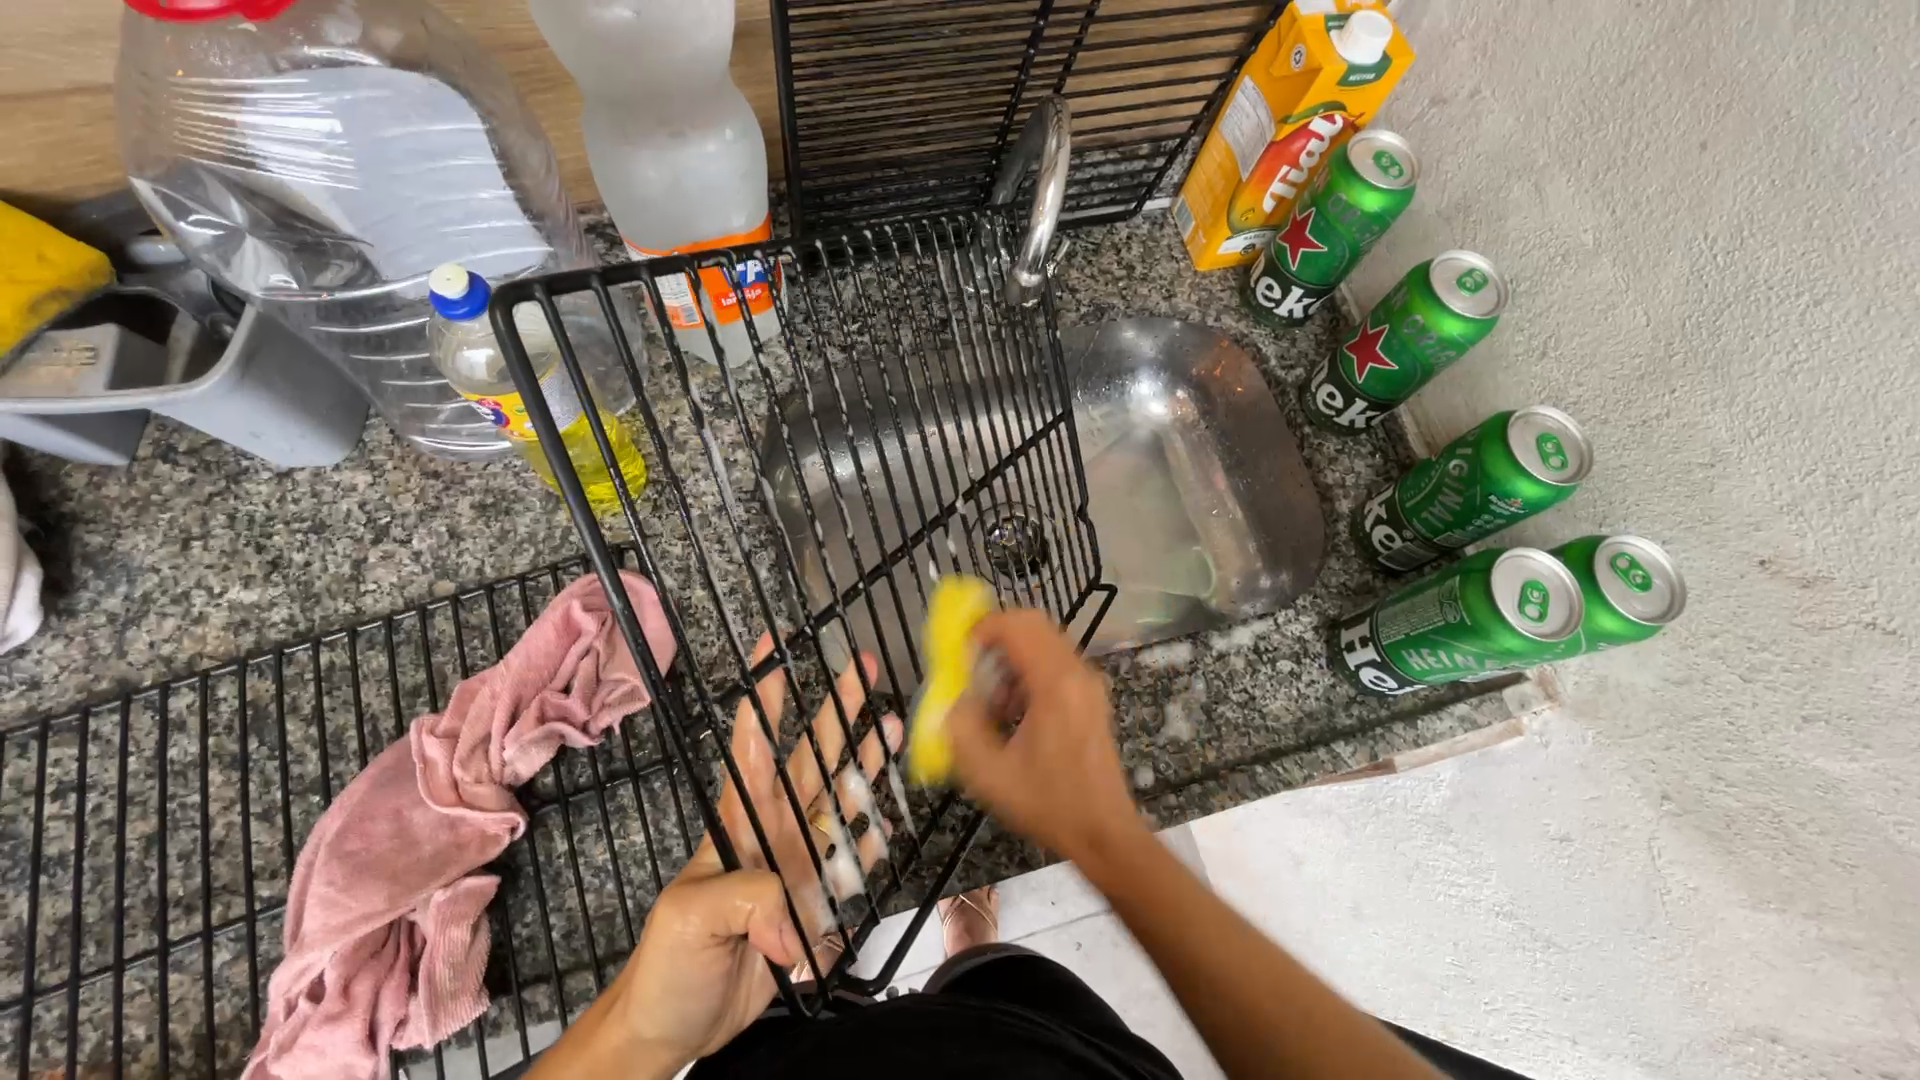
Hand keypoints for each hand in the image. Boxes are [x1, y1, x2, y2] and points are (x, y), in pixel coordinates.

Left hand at [531, 637, 902, 1076]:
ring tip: (891, 725)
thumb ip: (749, 899)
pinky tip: (889, 815)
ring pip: (838, 798)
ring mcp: (796, 862)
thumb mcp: (693, 917)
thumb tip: (798, 921)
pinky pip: (852, 858)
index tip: (775, 650)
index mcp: (739, 820)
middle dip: (836, 710)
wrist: (678, 1023)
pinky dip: (873, 835)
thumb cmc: (667, 963)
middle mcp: (773, 830)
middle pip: (811, 757)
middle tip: (863, 670)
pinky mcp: (813, 899)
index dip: (765, 696)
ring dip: (864, 760)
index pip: (753, 743)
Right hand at [946, 610, 1141, 862]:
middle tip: (971, 673)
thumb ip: (961, 729)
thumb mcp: (989, 775)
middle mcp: (1076, 673)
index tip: (958, 658)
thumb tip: (953, 700)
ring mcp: (1088, 683)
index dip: (980, 631)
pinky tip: (1013, 715)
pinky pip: (1054, 664)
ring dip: (1009, 661)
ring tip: (992, 704)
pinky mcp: (1091, 697)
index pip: (1015, 625)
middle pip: (1031, 625)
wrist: (1104, 833)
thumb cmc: (1049, 805)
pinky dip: (1027, 674)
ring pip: (1042, 643)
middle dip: (994, 642)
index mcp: (1054, 684)